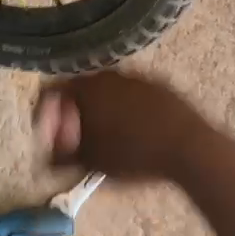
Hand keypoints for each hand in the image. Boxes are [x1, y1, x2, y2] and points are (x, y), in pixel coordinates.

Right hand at [34, 70, 224, 181]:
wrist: (190, 147)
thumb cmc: (134, 154)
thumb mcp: (92, 162)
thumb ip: (61, 157)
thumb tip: (46, 158)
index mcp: (85, 86)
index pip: (49, 91)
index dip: (43, 115)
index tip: (49, 139)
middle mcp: (107, 73)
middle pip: (77, 90)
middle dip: (71, 116)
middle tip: (74, 143)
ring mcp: (134, 76)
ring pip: (105, 92)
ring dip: (98, 113)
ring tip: (103, 143)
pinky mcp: (158, 85)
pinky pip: (129, 95)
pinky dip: (122, 111)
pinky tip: (132, 135)